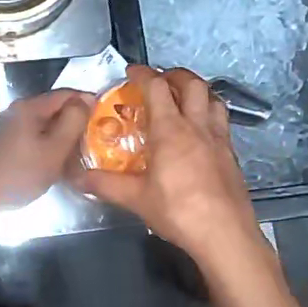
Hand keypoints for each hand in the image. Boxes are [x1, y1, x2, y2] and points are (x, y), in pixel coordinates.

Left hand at [0, 89, 92, 214]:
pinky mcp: (5, 143)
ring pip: (44, 124)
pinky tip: (59, 159)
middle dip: (75, 120)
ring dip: (63, 134)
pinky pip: (34, 136)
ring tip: (81, 150)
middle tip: (96, 136)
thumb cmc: (23, 174)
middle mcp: (16, 111)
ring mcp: (8, 127)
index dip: (87, 101)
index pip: (65, 94)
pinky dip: (49, 143)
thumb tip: (87, 99)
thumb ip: (73, 121)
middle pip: (54, 108)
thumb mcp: (55, 149)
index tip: (105, 115)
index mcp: (28, 107)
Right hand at [72, 66, 259, 261]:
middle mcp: (197, 126)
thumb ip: (105, 184)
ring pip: (212, 99)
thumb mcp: (135, 199)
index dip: (143, 74)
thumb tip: (76, 177)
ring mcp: (219, 139)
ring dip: (197, 91)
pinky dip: (209, 114)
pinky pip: (222, 122)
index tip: (131, 73)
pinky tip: (200, 132)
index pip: (157, 87)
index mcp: (171, 130)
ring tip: (183, 99)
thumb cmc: (178, 211)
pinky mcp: (231, 155)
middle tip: (159, 80)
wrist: (224, 234)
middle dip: (174, 75)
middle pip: (191, 84)